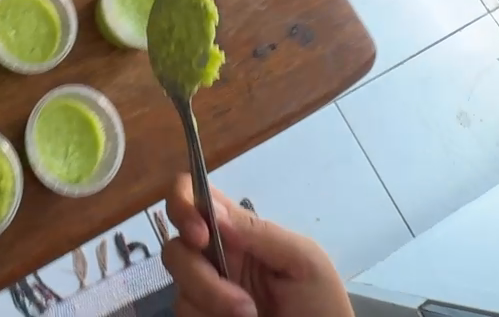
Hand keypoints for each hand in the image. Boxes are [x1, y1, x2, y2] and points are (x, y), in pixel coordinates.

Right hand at [163, 174, 351, 316]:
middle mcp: (212, 256)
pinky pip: (185, 314)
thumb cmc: (322, 306)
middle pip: (176, 247)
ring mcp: (204, 292)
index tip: (199, 234)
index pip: (190, 194)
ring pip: (179, 288)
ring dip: (211, 304)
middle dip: (199, 276)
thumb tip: (214, 212)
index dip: (182, 203)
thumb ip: (261, 232)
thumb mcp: (305, 261)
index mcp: (234, 229)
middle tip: (242, 306)